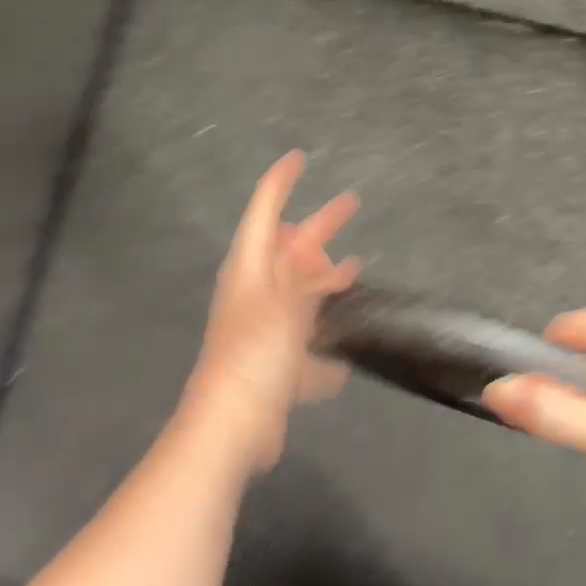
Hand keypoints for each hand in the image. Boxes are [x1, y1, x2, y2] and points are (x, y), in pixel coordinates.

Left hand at [186, 150, 361, 472]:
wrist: (229, 428)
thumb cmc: (254, 358)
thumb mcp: (285, 307)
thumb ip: (305, 284)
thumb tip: (322, 271)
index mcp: (251, 270)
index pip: (265, 212)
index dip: (281, 183)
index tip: (299, 158)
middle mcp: (256, 294)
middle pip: (291, 249)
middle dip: (320, 226)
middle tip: (352, 203)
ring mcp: (264, 330)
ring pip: (300, 293)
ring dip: (324, 279)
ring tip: (356, 268)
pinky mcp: (273, 365)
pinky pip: (305, 341)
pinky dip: (323, 340)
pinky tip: (345, 351)